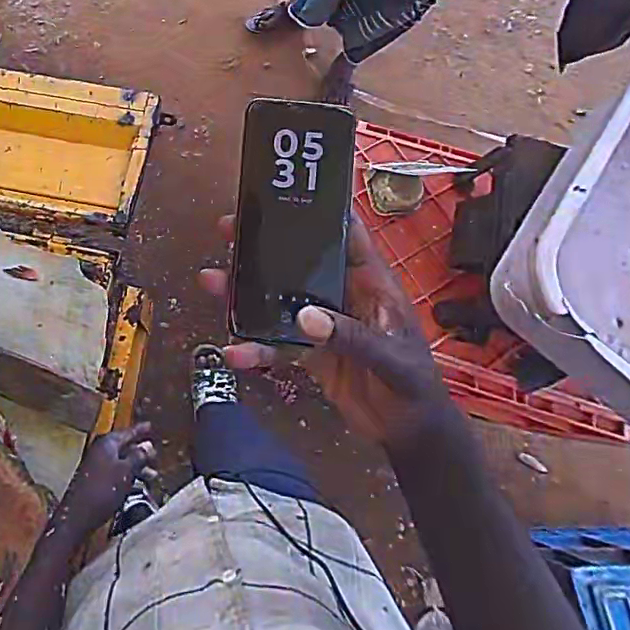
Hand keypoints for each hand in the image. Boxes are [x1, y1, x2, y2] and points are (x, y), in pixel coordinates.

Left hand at [56, 422, 155, 534]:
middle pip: (124, 446)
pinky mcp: (94, 481)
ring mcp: (95, 465)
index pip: (128, 432)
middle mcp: (100, 450)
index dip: (140, 430)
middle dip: (140, 452)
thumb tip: (148, 445)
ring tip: (152, 475)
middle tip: (155, 456)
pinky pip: (115, 472)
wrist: (77, 518)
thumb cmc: (103, 491)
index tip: (150, 426)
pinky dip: (127, 476)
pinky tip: (136, 485)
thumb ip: (138, 457)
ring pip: (121, 461)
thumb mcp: (126, 472)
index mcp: (107, 443)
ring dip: (136, 467)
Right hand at [198, 216, 459, 452]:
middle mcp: (342, 295)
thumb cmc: (415, 387)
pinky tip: (236, 351)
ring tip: (214, 281)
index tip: (289, 196)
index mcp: (371, 283)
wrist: (408, 433)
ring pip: (279, 297)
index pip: (348, 236)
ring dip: (246, 292)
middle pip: (300, 262)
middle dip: (265, 247)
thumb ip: (351, 337)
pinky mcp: (309, 349)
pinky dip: (255, 346)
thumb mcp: (390, 358)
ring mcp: (323, 321)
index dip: (323, 213)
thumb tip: (305, 317)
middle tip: (232, 230)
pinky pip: (275, 341)